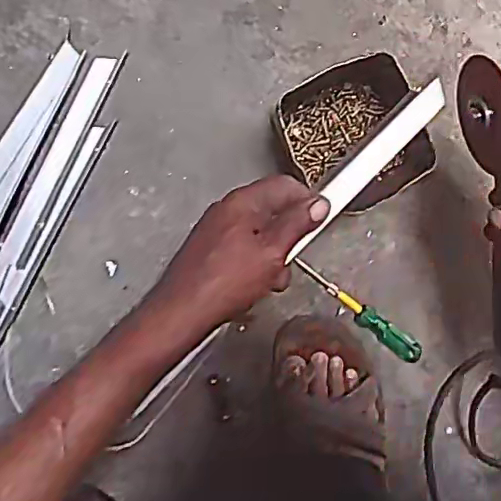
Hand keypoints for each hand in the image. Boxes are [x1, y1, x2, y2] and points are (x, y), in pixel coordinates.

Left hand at [147, 176, 327, 329]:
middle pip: (273, 209)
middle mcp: (227, 210)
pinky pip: (243, 247)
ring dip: (273, 253)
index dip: (308, 201)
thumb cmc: (221, 284)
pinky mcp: (210, 250)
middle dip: (289, 233)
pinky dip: (254, 262)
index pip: (285, 185)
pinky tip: (252, 285)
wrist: (180, 315)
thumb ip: (298, 225)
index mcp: (242, 202)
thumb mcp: (272, 253)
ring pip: (259, 232)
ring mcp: (216, 229)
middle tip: (292, 255)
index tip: (320, 218)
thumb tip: (318, 205)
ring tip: (270, 278)